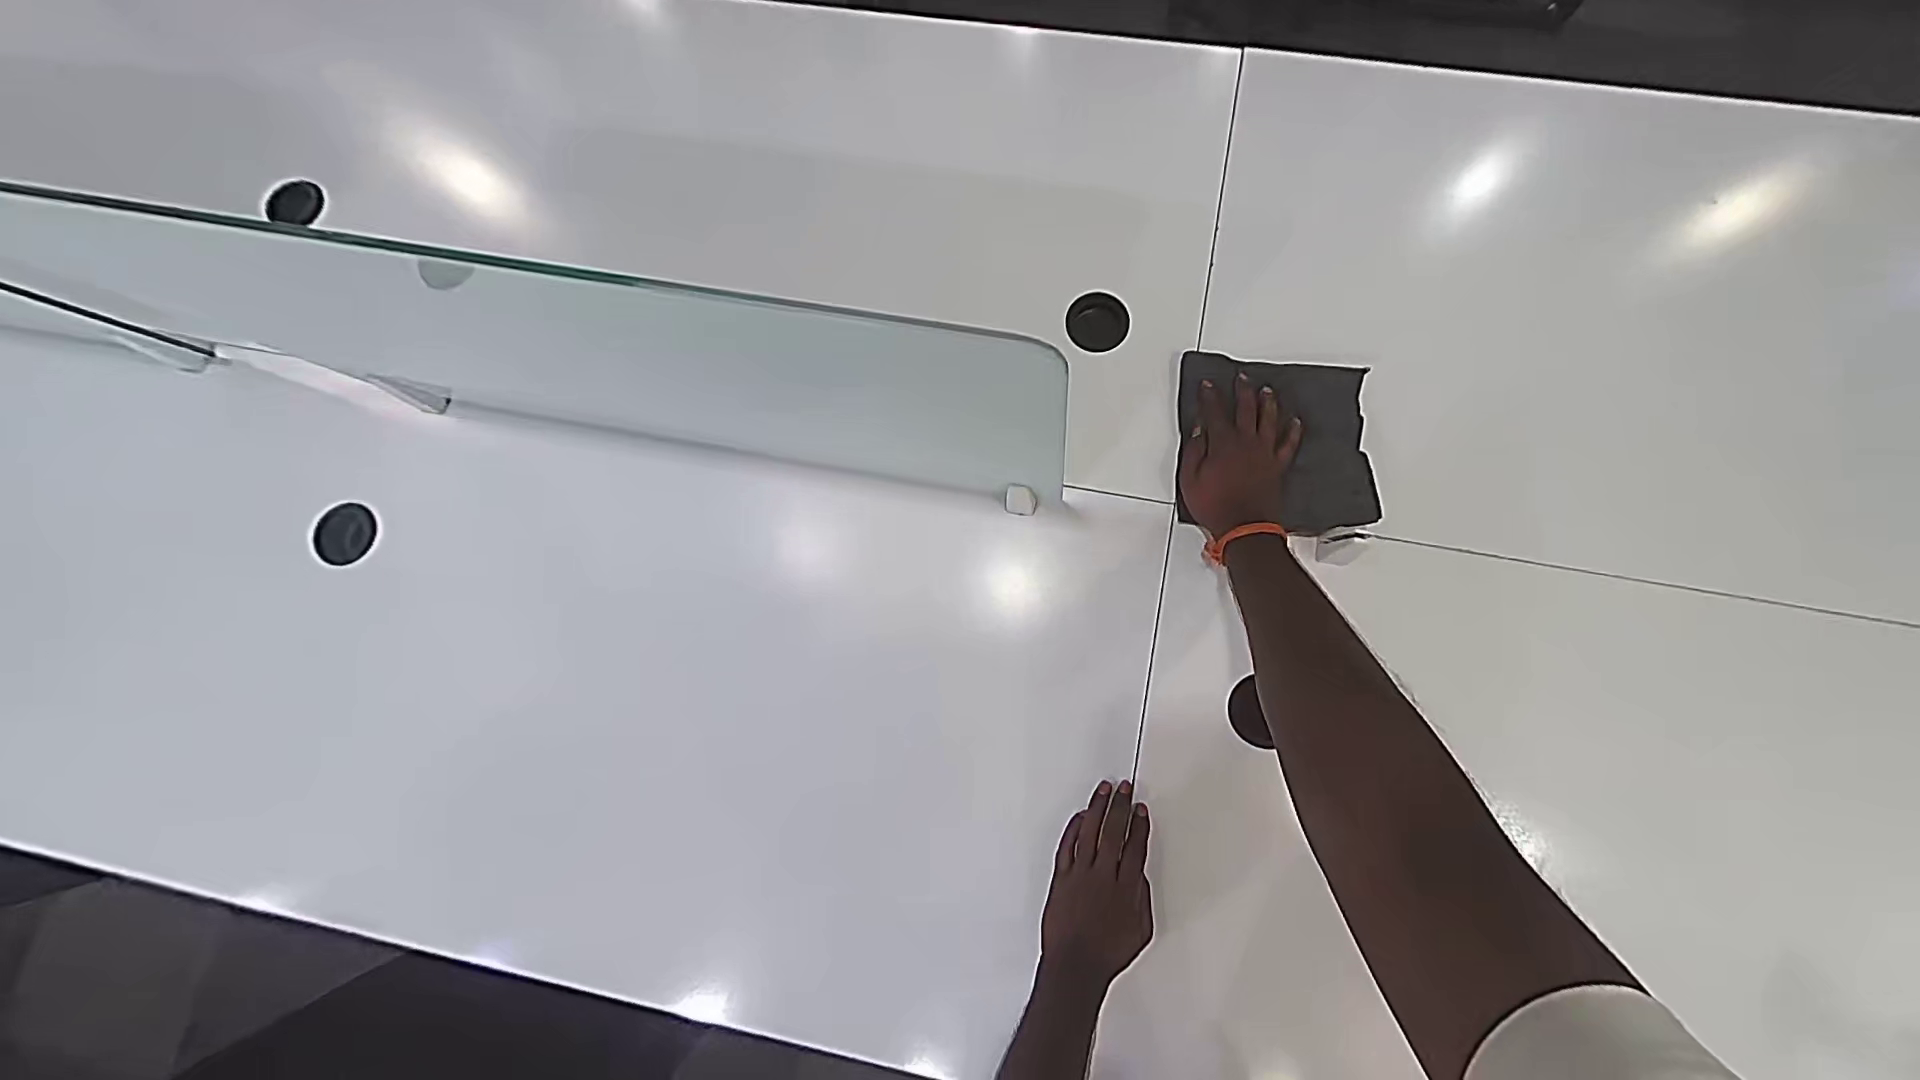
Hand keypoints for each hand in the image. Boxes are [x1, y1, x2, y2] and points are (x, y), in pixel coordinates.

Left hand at [1040, 780, 1152, 987]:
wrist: (1075, 964)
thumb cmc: (1106, 952)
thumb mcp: (1140, 930)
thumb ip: (1142, 897)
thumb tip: (1138, 874)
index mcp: (1126, 889)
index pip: (1135, 847)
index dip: (1139, 825)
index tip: (1141, 809)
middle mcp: (1103, 876)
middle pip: (1114, 831)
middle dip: (1121, 806)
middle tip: (1125, 788)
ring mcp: (1080, 874)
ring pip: (1090, 831)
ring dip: (1098, 807)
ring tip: (1104, 789)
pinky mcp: (1061, 876)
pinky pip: (1068, 845)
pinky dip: (1074, 828)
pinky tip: (1081, 815)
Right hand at [1178, 372, 1303, 536]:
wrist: (1245, 528)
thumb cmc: (1215, 506)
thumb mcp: (1190, 480)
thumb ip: (1193, 452)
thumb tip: (1198, 431)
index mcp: (1223, 444)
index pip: (1215, 412)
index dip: (1210, 396)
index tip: (1207, 385)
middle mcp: (1246, 443)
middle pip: (1246, 408)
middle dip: (1242, 390)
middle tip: (1241, 377)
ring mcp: (1265, 453)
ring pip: (1269, 419)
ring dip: (1267, 402)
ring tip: (1267, 390)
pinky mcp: (1277, 466)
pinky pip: (1288, 443)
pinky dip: (1293, 430)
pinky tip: (1295, 421)